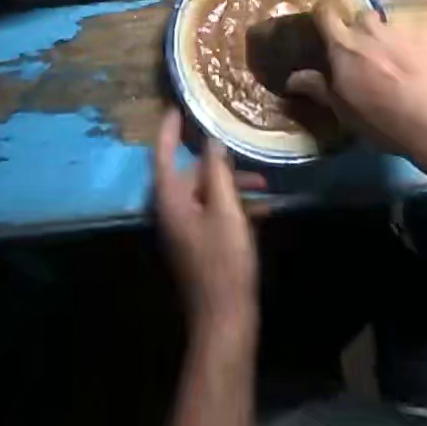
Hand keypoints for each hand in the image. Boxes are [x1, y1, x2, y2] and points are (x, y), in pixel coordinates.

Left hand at [153, 110, 260, 334]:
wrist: (224, 320)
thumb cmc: (224, 262)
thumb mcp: (225, 210)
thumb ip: (217, 171)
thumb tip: (211, 140)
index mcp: (169, 197)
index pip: (162, 151)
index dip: (168, 127)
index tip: (178, 105)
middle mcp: (169, 209)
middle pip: (188, 172)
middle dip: (216, 161)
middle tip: (240, 146)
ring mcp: (182, 227)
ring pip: (204, 192)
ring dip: (230, 184)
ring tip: (264, 184)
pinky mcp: (196, 242)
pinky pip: (211, 212)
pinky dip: (231, 205)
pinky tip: (262, 208)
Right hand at [288, 9, 426, 183]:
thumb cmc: (385, 121)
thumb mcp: (345, 112)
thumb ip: (319, 89)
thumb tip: (292, 78)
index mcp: (343, 45)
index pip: (324, 13)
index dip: (322, 17)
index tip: (323, 29)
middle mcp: (370, 30)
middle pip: (359, 18)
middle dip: (358, 32)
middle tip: (363, 57)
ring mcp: (402, 30)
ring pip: (387, 27)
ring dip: (386, 40)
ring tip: (395, 65)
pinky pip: (413, 36)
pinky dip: (412, 48)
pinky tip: (422, 70)